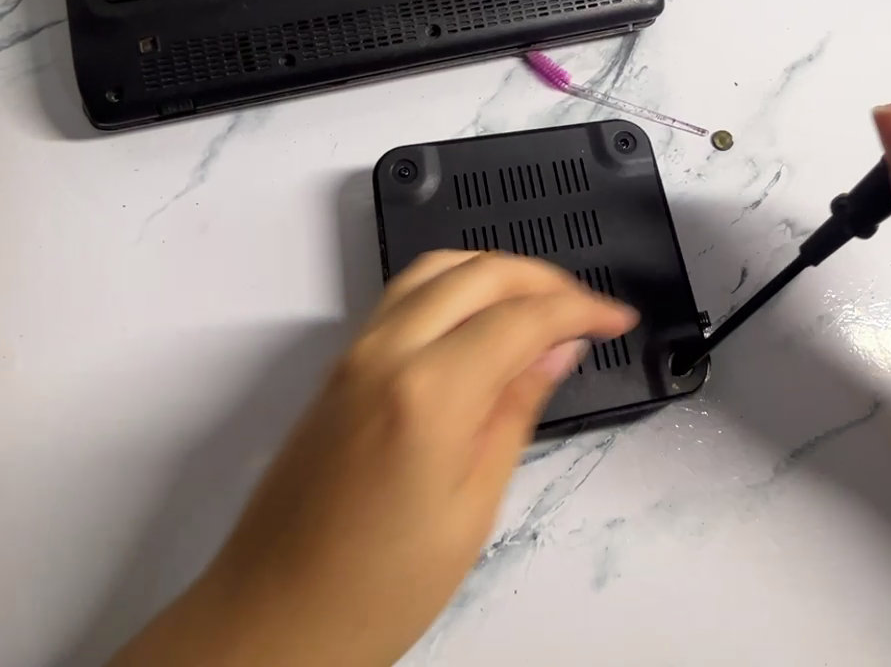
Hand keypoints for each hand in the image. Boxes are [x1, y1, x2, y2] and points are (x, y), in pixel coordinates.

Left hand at [111, 251, 637, 666]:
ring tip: (539, 304)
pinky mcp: (340, 365)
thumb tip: (556, 351)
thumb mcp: (473, 506)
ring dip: (496, 272)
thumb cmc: (376, 589)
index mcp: (428, 392)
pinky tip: (481, 318)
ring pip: (436, 268)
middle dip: (544, 279)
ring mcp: (355, 353)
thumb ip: (516, 409)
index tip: (617, 318)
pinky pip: (405, 294)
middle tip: (586, 309)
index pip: (521, 317)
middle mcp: (385, 353)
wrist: (273, 621)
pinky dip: (455, 285)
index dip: (581, 308)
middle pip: (480, 272)